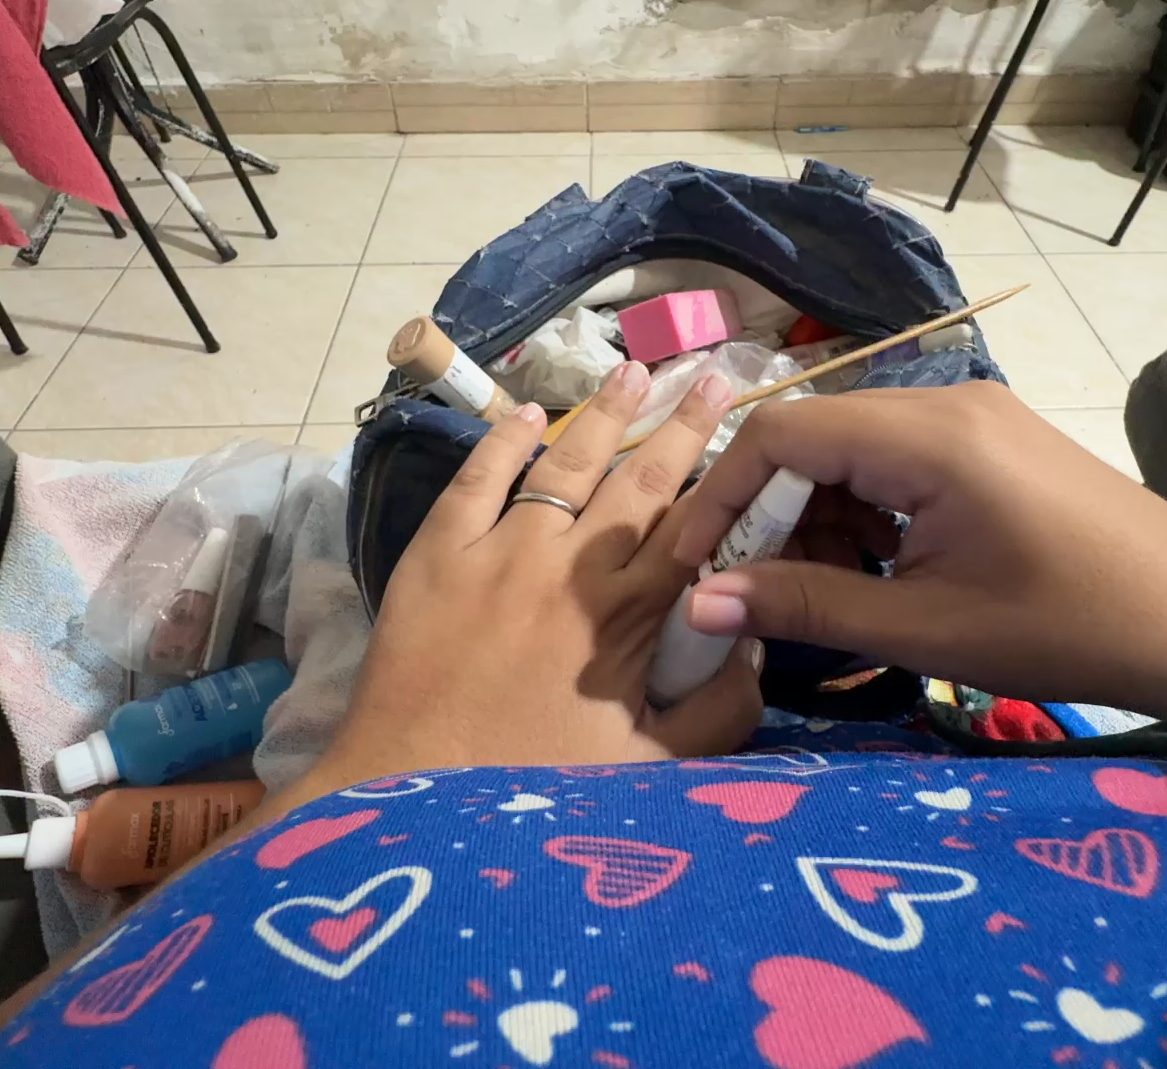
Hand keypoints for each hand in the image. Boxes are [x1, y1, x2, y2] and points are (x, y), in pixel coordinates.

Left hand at [322, 361, 763, 785]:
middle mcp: (569, 566)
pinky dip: (503, 441)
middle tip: (711, 377)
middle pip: (639, 479)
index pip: (692, 527)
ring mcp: (498, 551)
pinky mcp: (437, 553)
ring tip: (636, 372)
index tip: (751, 439)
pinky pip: (476, 480)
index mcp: (626, 614)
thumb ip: (718, 711)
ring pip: (563, 464)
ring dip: (604, 415)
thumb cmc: (536, 785)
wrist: (413, 795)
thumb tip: (753, 643)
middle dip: (682, 425)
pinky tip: (529, 411)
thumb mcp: (651, 769)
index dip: (727, 479)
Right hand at [672, 382, 1166, 713]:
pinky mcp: (984, 446)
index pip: (780, 433)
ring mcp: (967, 420)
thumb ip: (803, 606)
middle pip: (810, 439)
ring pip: (846, 454)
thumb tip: (695, 604)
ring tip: (817, 591)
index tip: (692, 560)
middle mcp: (941, 403)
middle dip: (767, 514)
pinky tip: (869, 570)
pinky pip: (889, 466)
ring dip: (812, 520)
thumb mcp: (923, 628)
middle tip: (751, 588)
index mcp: (927, 434)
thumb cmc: (1072, 629)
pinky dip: (857, 517)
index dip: (722, 494)